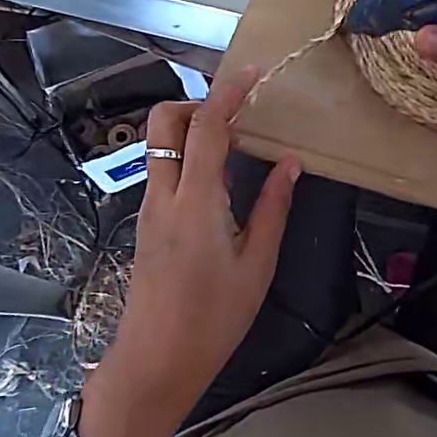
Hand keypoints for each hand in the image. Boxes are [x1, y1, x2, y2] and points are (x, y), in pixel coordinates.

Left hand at [79, 65, 299, 436]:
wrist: (155, 363)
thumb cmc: (213, 319)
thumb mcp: (257, 264)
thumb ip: (273, 207)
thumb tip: (290, 162)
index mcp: (195, 202)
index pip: (206, 127)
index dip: (228, 93)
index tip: (252, 74)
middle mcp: (164, 195)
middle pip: (163, 121)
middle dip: (195, 103)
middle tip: (234, 116)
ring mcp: (149, 207)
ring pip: (160, 144)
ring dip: (192, 131)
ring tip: (235, 149)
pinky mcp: (147, 221)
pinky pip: (165, 171)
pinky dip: (189, 159)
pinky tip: (220, 186)